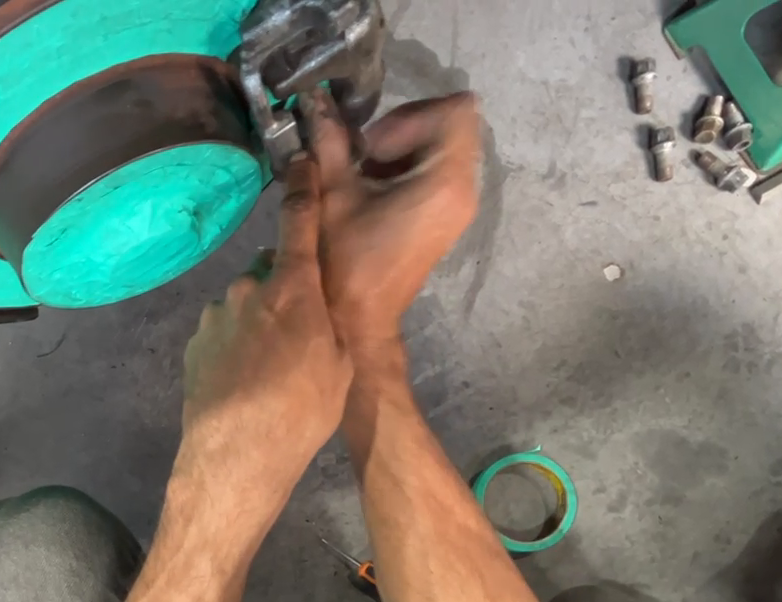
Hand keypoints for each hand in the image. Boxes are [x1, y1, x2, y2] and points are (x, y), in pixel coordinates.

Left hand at [177, 156, 349, 523]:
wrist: (237, 455)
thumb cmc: (302, 411)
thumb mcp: (340, 366)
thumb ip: (328, 321)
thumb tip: (316, 304)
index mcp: (292, 287)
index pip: (298, 222)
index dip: (302, 190)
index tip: (302, 162)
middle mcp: (247, 289)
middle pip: (267, 273)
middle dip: (282, 292)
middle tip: (295, 336)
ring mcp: (214, 317)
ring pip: (242, 307)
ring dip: (255, 325)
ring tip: (265, 372)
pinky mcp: (193, 346)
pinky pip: (221, 333)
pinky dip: (233, 347)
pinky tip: (240, 383)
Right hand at [304, 91, 481, 355]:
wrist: (356, 322)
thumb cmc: (343, 263)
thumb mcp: (332, 196)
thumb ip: (329, 142)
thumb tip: (316, 100)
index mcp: (446, 182)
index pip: (454, 110)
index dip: (409, 116)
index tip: (371, 148)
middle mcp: (465, 190)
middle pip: (452, 124)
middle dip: (403, 131)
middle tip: (364, 159)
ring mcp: (460, 207)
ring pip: (444, 147)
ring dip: (402, 151)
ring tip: (365, 178)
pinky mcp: (447, 219)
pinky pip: (438, 172)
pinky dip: (407, 170)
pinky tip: (374, 194)